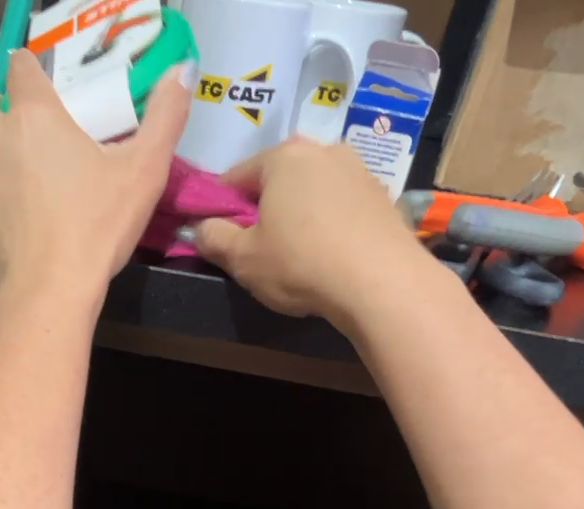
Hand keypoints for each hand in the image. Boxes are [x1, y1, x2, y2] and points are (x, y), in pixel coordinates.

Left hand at [0, 49, 191, 295]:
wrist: (51, 289)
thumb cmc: (97, 225)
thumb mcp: (145, 170)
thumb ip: (166, 117)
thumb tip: (182, 71)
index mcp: (33, 116)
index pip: (19, 67)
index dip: (31, 70)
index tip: (48, 87)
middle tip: (25, 129)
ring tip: (22, 172)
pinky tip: (21, 216)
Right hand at [193, 139, 432, 323]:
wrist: (381, 282)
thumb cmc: (300, 264)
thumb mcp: (243, 259)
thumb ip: (214, 238)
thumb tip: (200, 227)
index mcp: (282, 157)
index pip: (236, 176)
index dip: (221, 207)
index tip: (220, 235)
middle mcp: (323, 150)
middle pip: (279, 179)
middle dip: (265, 207)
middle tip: (260, 247)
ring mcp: (359, 170)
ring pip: (313, 191)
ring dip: (300, 215)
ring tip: (298, 254)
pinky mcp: (383, 197)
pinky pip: (342, 208)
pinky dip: (331, 225)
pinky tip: (330, 255)